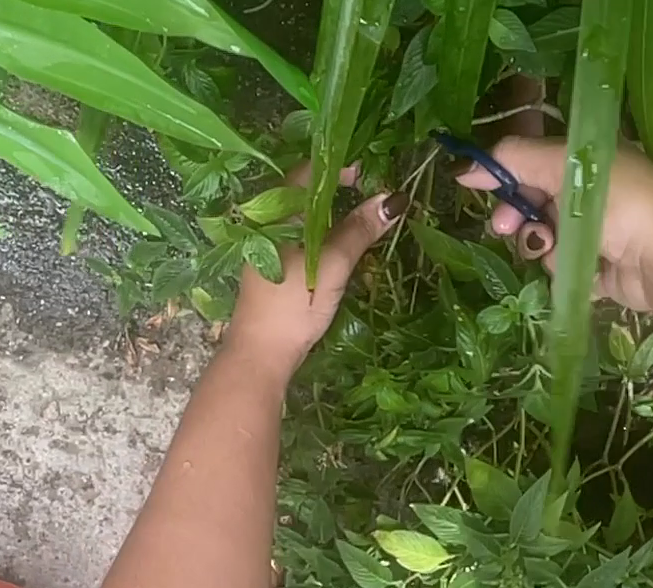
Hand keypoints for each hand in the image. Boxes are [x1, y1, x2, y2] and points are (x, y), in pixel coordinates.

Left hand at [221, 168, 408, 372]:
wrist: (261, 355)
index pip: (308, 175)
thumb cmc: (292, 308)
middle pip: (308, 196)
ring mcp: (271, 249)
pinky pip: (304, 239)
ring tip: (366, 215)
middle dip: (341, 190)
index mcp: (276, 216)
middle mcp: (269, 226)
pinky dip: (326, 235)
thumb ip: (358, 232)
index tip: (370, 171)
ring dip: (335, 214)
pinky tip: (344, 244)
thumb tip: (392, 200)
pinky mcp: (277, 270)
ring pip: (307, 219)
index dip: (339, 168)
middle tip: (374, 192)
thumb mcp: (330, 267)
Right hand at [452, 137, 652, 313]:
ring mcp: (590, 233)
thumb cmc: (621, 202)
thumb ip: (515, 160)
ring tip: (550, 248)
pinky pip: (560, 267)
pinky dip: (562, 269)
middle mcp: (586, 193)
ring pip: (542, 240)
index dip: (502, 175)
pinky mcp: (593, 267)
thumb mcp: (565, 167)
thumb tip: (465, 167)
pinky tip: (577, 268)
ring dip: (540, 245)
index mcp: (583, 161)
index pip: (529, 163)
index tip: (474, 188)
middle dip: (515, 216)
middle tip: (507, 229)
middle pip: (530, 204)